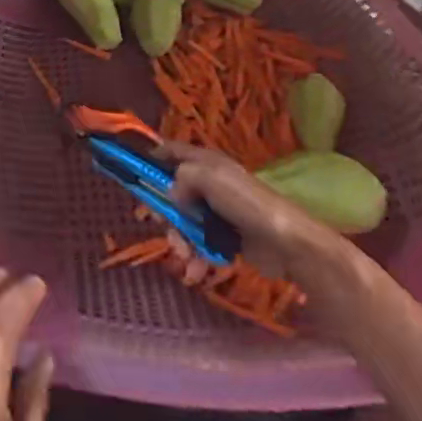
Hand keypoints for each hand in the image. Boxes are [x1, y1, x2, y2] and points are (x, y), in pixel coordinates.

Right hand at [159, 141, 346, 276]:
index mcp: (205, 162)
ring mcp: (216, 211)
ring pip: (182, 222)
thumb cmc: (247, 204)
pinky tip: (197, 269)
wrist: (288, 244)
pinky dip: (195, 257)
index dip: (150, 159)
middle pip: (170, 192)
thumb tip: (170, 193)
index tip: (132, 175)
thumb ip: (181, 177)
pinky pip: (199, 244)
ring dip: (179, 241)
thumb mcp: (209, 177)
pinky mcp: (225, 238)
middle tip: (158, 225)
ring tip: (185, 257)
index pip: (170, 151)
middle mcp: (208, 183)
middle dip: (163, 212)